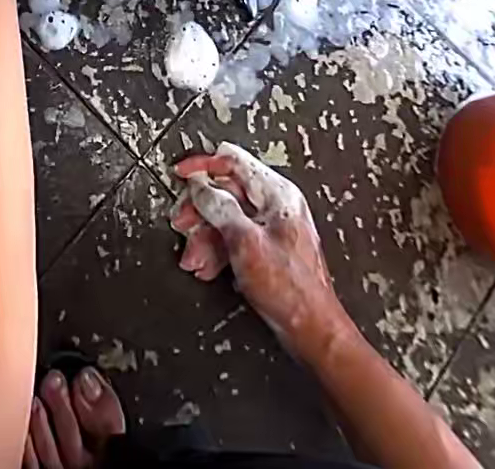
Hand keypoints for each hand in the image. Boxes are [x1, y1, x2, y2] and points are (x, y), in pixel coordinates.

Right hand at [171, 142, 356, 362]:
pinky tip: (208, 266)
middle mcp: (275, 205)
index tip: (181, 174)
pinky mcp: (267, 247)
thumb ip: (218, 207)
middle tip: (182, 222)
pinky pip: (234, 236)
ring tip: (194, 257)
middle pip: (225, 191)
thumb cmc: (290, 290)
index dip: (202, 165)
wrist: (313, 332)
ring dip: (204, 236)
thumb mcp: (244, 241)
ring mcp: (271, 226)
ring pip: (225, 216)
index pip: (232, 161)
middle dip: (199, 210)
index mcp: (276, 194)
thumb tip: (199, 185)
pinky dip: (217, 249)